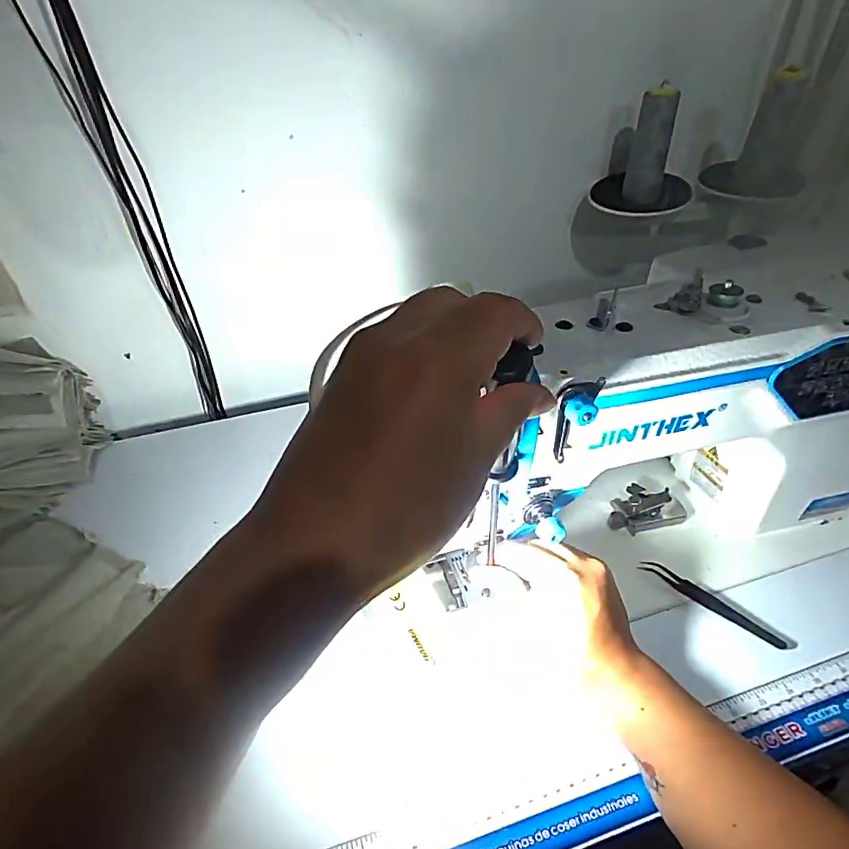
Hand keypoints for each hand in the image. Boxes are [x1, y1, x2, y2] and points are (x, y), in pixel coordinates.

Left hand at [244, 287, 553, 598]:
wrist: (316, 544)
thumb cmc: (399, 512)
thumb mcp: (474, 461)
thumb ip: (508, 412)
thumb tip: (531, 394)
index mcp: (440, 358)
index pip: (495, 312)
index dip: (523, 324)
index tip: (533, 347)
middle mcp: (396, 343)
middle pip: (453, 303)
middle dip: (487, 325)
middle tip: (506, 369)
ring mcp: (361, 359)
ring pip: (418, 317)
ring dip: (452, 335)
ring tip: (470, 388)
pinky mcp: (341, 379)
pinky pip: (390, 343)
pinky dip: (420, 352)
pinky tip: (431, 400)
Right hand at [490, 541, 646, 688]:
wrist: (607, 666)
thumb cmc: (573, 657)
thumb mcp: (528, 622)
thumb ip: (507, 589)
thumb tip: (489, 572)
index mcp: (561, 577)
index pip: (521, 550)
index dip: (499, 556)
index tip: (489, 561)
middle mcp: (582, 566)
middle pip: (539, 544)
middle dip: (518, 555)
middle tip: (502, 569)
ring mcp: (595, 568)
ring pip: (556, 547)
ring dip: (538, 557)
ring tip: (525, 578)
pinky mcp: (602, 573)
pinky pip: (573, 556)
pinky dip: (557, 563)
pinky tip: (548, 583)